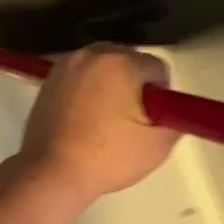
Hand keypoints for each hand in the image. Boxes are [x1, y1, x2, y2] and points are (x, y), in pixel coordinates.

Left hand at [17, 44, 178, 203]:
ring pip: (101, 65)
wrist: (53, 169)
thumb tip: (170, 109)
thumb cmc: (108, 156)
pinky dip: (87, 86)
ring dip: (110, 81)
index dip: (161, 92)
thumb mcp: (157, 144)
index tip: (154, 116)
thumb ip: (175, 119)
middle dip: (135, 82)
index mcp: (120, 63)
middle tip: (132, 116)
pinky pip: (79, 74)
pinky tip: (86, 114)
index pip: (157, 67)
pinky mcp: (48, 78)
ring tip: (107, 117)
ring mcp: (66, 64)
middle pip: (127, 59)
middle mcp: (91, 54)